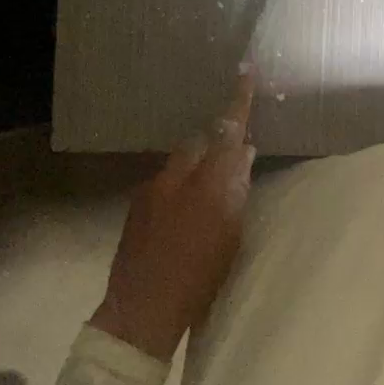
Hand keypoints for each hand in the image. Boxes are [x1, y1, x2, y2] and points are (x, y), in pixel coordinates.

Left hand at [91, 71, 256, 360]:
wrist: (141, 311)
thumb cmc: (198, 276)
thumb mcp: (230, 234)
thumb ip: (236, 189)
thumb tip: (243, 154)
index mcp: (204, 183)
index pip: (226, 132)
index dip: (238, 103)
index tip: (245, 73)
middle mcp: (174, 178)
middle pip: (201, 143)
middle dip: (219, 140)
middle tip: (237, 150)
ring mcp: (151, 192)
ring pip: (183, 163)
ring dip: (201, 164)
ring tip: (216, 184)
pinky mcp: (138, 209)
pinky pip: (168, 182)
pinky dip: (184, 184)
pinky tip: (190, 207)